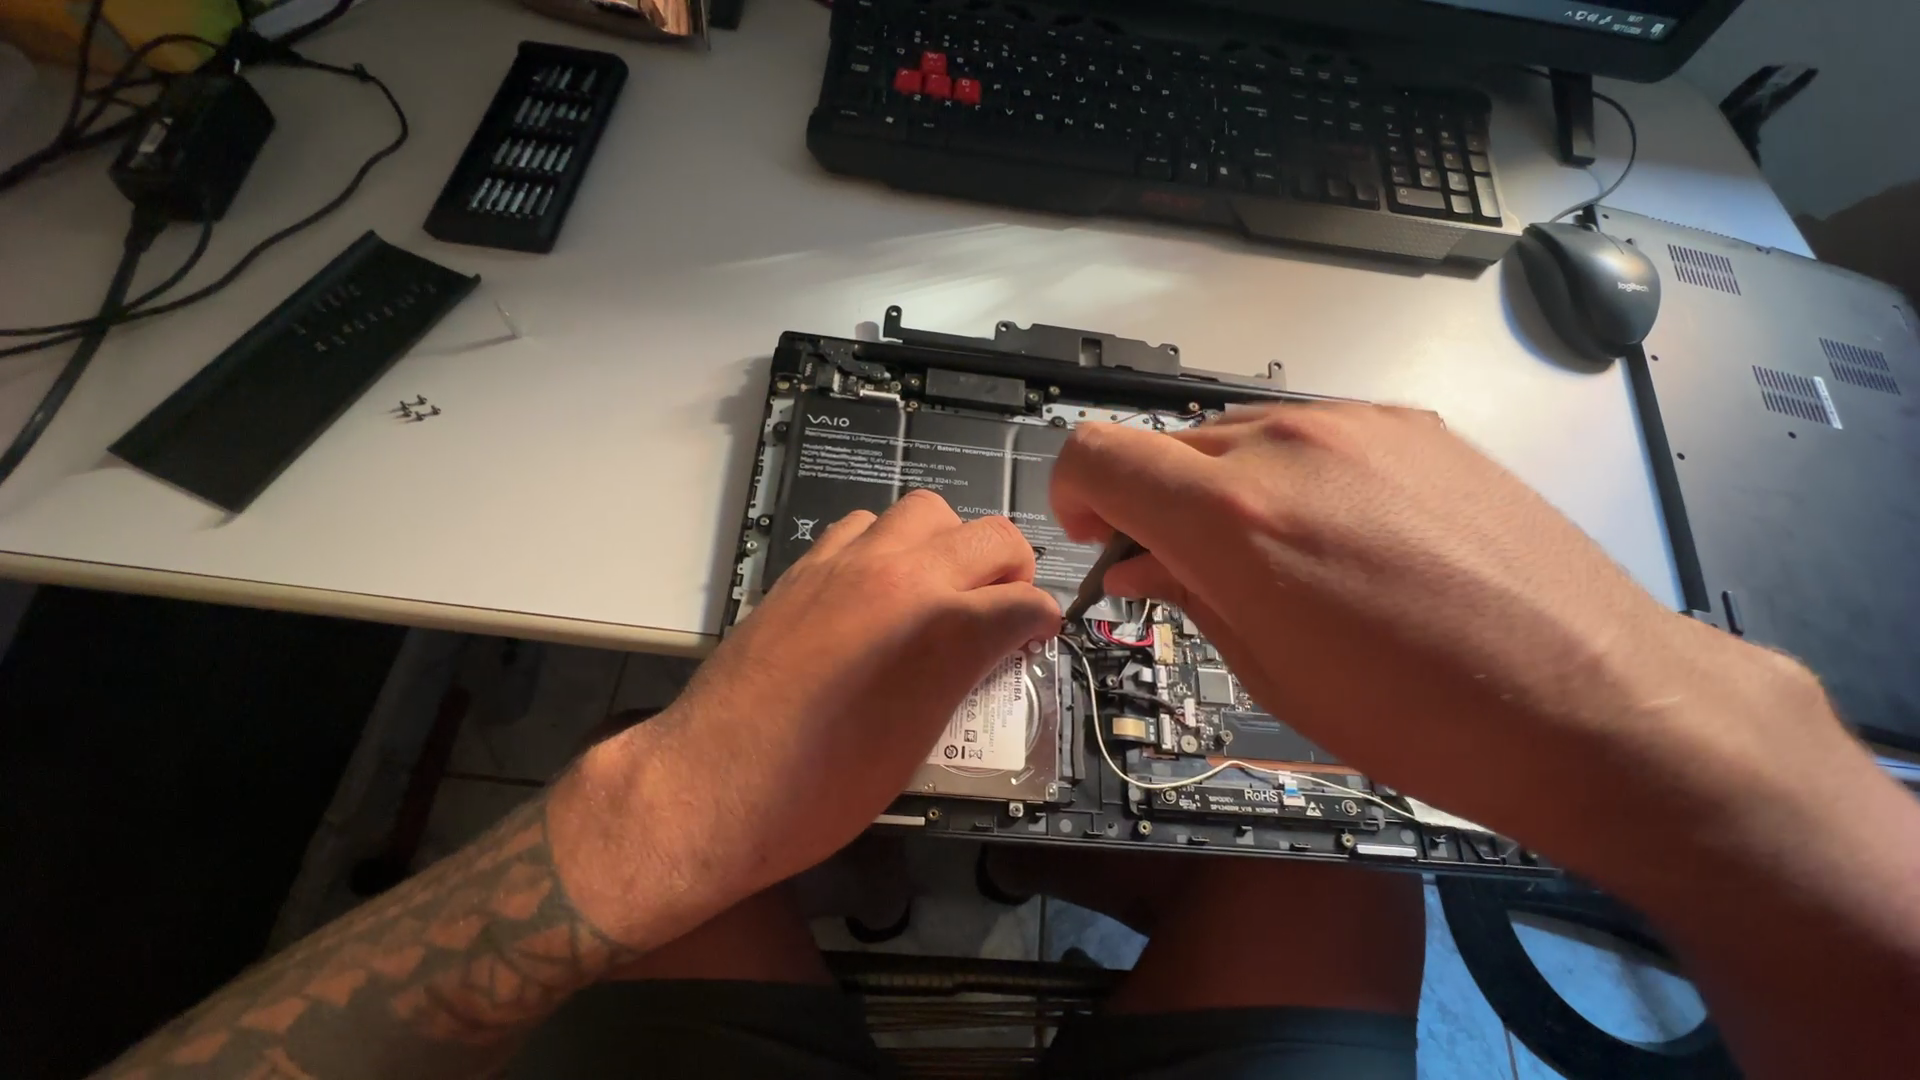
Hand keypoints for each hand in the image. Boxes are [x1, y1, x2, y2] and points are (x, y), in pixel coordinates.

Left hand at [551, 490, 1058, 944]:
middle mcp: (906, 577)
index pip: (1028, 601)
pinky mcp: (806, 566)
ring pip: (927, 511)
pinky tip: (877, 585)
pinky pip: (864, 525)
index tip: (1035, 638)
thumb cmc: (824, 790)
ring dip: (947, 544)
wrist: (714, 784)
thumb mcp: (921, 744)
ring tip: (938, 586)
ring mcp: (851, 562)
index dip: (1042, 622)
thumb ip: (964, 680)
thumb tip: (985, 654)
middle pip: (993, 536)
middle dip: (1012, 570)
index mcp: (947, 630)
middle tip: (1001, 607)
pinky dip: (887, 544)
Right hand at [1049, 404, 1859, 868]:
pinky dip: (1284, 472)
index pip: (1094, 453)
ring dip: (1218, 486)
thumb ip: (1185, 594)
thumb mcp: (1268, 671)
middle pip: (1160, 445)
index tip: (1095, 535)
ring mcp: (1354, 424)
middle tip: (1184, 568)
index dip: (1073, 493)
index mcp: (1233, 516)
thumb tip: (1135, 563)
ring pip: (1231, 434)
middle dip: (1150, 502)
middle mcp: (1284, 444)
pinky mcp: (1409, 424)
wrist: (1597, 701)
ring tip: (1271, 555)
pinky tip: (1336, 531)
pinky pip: (1304, 431)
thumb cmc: (1418, 717)